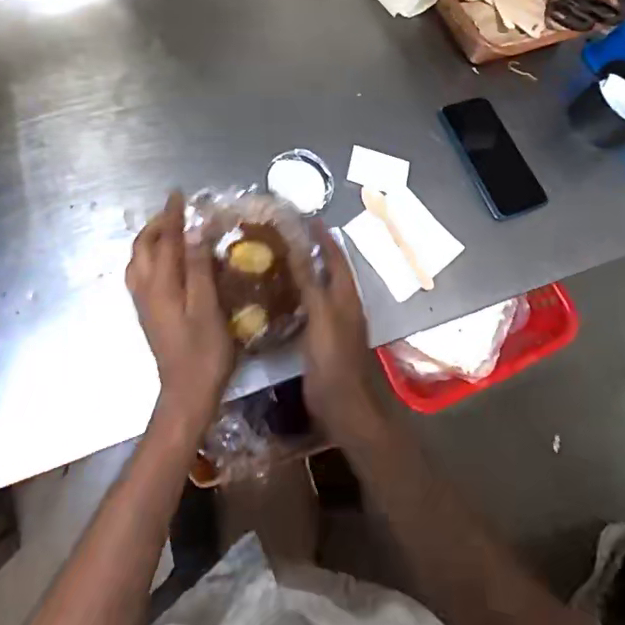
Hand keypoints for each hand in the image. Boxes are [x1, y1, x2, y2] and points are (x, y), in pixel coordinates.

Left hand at [126, 192, 233, 434]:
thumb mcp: (208, 307)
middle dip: (157, 224)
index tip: (178, 194)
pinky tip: (167, 262)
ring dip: (151, 239)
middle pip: (142, 247)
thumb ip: (200, 268)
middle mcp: (146, 289)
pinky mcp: (148, 314)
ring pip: (138, 261)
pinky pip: (141, 274)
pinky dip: (150, 256)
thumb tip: (194, 231)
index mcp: (161, 285)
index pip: (165, 240)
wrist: (186, 392)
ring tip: (172, 232)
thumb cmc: (204, 351)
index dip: (172, 215)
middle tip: (177, 212)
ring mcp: (144, 303)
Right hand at [293, 226, 386, 437]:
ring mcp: (335, 323)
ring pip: (320, 287)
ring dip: (304, 271)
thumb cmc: (333, 361)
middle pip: (329, 269)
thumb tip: (299, 246)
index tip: (305, 216)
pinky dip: (298, 295)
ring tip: (278, 258)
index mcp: (346, 295)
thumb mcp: (320, 317)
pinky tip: (279, 297)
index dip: (322, 236)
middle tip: (285, 234)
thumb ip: (310, 283)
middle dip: (312, 249)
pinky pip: (310, 307)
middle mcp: (344, 304)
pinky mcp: (323, 339)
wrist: (345, 409)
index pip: (335, 255)